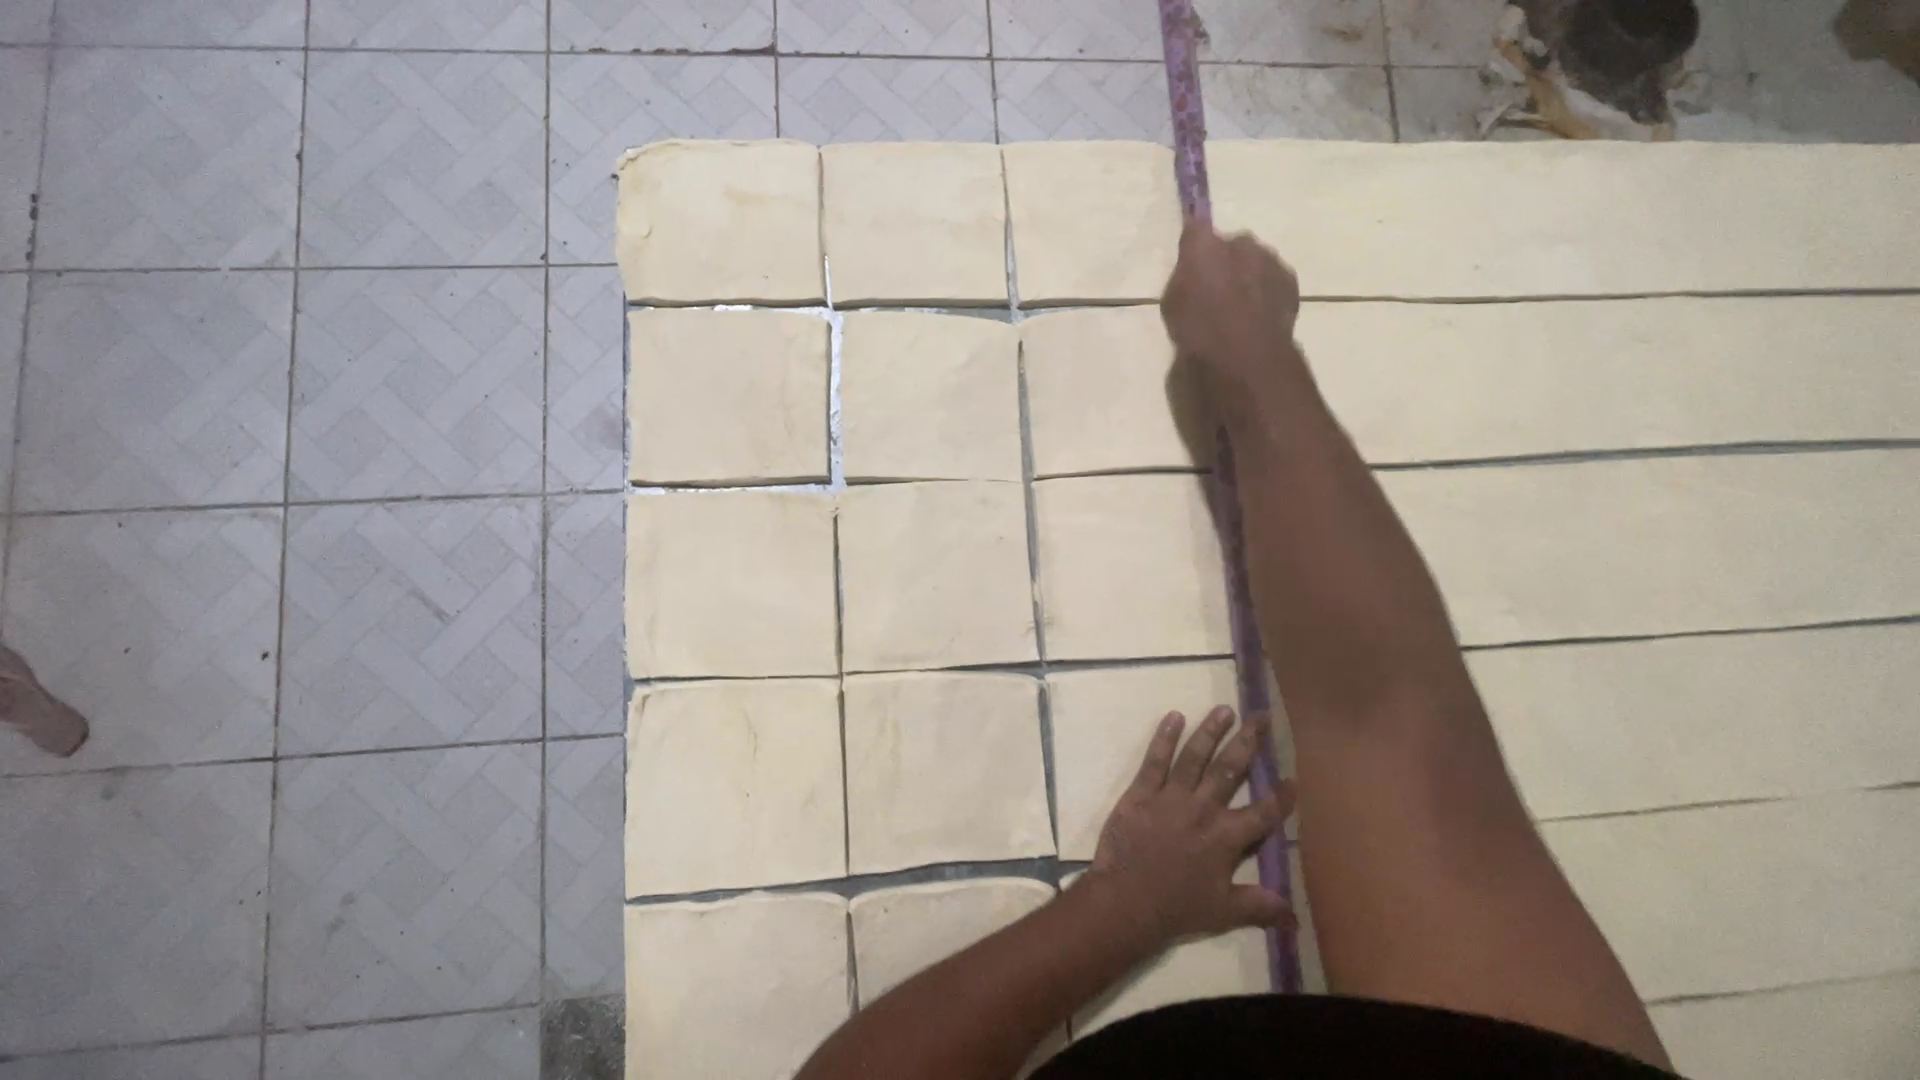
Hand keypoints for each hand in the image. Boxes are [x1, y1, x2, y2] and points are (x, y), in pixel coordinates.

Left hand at [1081, 707, 1294, 950]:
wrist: (1125, 901)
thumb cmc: (1177, 907)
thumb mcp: (1224, 912)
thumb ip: (1259, 906)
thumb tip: (1294, 917)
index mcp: (1226, 837)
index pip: (1263, 812)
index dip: (1281, 797)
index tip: (1294, 778)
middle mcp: (1203, 809)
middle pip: (1230, 769)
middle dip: (1248, 741)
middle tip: (1261, 717)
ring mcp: (1171, 797)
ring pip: (1195, 756)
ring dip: (1211, 731)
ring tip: (1224, 709)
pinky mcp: (1141, 793)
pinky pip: (1155, 760)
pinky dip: (1164, 737)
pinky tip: (1174, 716)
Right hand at [1159, 221, 1305, 427]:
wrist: (1242, 354)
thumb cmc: (1196, 330)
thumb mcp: (1173, 304)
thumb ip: (1184, 279)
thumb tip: (1193, 271)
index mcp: (1203, 246)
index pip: (1196, 227)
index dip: (1195, 236)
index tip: (1193, 247)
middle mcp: (1239, 242)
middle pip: (1232, 245)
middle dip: (1226, 261)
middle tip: (1217, 289)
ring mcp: (1269, 259)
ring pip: (1256, 261)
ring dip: (1249, 276)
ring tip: (1240, 308)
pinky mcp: (1290, 280)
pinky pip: (1274, 279)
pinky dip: (1267, 291)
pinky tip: (1258, 315)